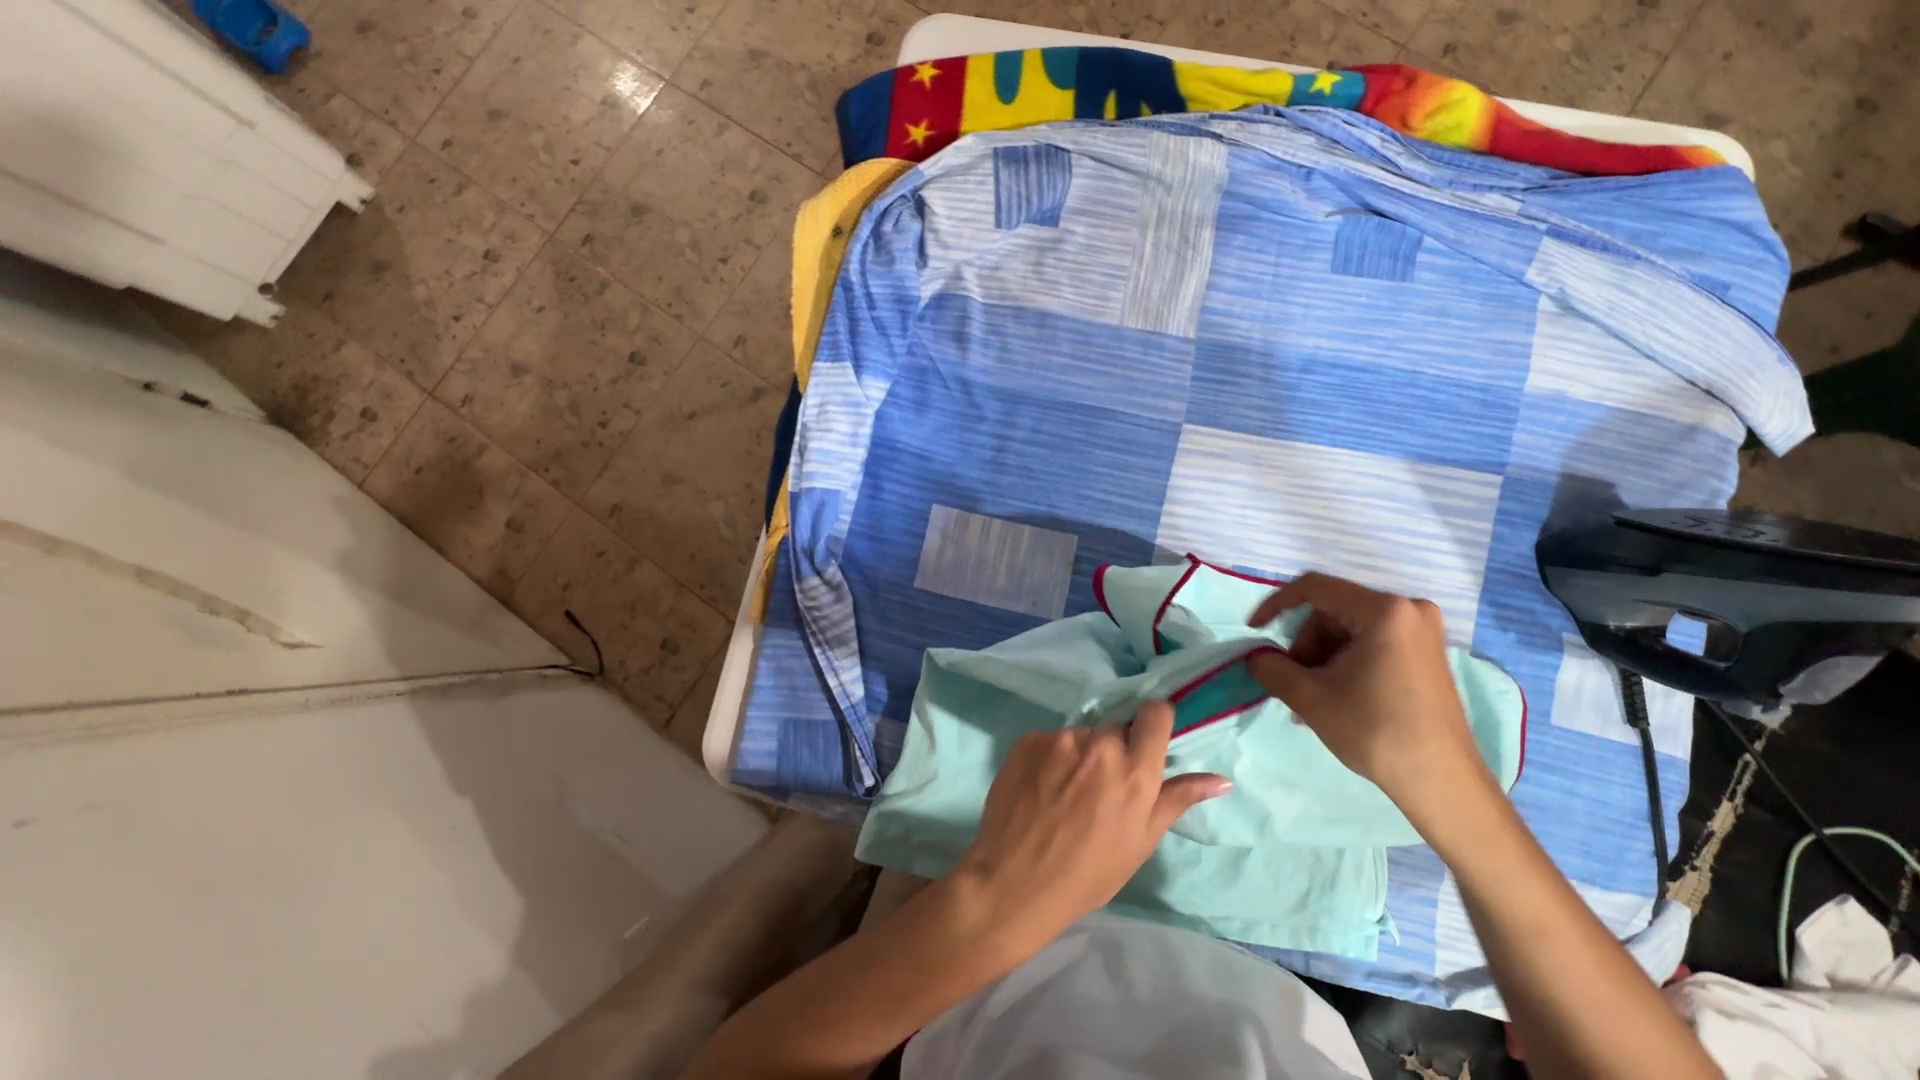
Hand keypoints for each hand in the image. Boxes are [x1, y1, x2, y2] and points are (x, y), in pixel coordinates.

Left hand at [951, 702, 1229, 947]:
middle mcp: (1099, 745)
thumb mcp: (1141, 842)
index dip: (1154, 724)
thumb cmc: (1088, 873)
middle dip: (1114, 750)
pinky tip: (1040, 790)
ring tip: (1065, 794)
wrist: (1014, 883)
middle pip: (1116, 729)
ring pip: (1081, 735)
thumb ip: (1178, 799)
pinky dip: (1049, 758)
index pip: (1156, 713)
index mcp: (1135, 771)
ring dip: (1080, 755)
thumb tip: (1222, 779)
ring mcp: (1059, 740)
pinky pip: (1049, 740)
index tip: (1146, 744)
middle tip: (1100, 789)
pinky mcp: (1026, 741)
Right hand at [1245, 572, 1484, 802]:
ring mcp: (1422, 631)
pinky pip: (1372, 643)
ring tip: (1311, 700)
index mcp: (1384, 610)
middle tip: (1292, 682)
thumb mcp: (1310, 698)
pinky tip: (1334, 698)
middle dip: (1305, 644)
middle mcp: (1409, 609)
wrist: (1440, 779)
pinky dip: (1345, 663)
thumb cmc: (1375, 731)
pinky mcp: (1426, 652)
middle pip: (1333, 611)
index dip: (1276, 605)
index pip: (1315, 588)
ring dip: (1322, 659)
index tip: (1254, 630)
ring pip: (1350, 630)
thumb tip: (1255, 656)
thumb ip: (1272, 668)